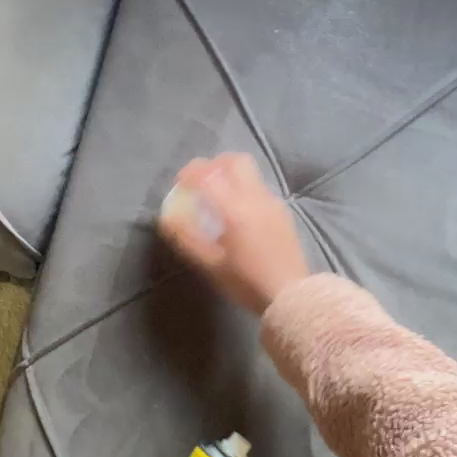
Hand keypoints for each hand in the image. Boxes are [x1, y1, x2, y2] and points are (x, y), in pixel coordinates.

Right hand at [158, 153, 308, 314]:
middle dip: (213, 164)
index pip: (209, 175)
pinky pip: (259, 186)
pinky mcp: (282, 210)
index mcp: (235, 210)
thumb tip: (166, 218)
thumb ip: (186, 238)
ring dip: (229, 174)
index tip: (179, 180)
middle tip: (200, 179)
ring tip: (217, 193)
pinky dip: (243, 186)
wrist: (291, 295)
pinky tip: (237, 209)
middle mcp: (255, 198)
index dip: (190, 172)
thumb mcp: (210, 265)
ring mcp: (272, 202)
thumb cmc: (246, 282)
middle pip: (235, 161)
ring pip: (250, 171)